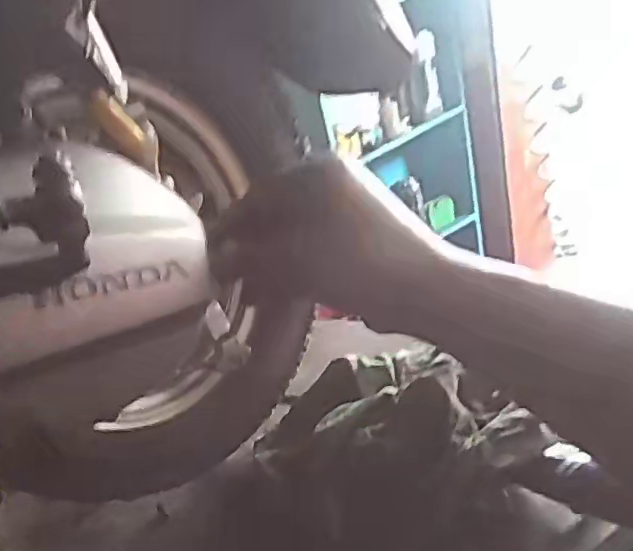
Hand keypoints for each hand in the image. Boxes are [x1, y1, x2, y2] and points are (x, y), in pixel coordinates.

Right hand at [212, 156, 456, 328]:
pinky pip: (319, 248)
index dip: (229, 229)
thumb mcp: (295, 263)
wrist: (422, 289)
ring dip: (272, 264)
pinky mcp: (364, 237)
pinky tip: (286, 293)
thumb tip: (217, 259)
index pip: (256, 196)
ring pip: (297, 235)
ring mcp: (351, 208)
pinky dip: (298, 269)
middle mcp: (333, 181)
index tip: (209, 255)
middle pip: (277, 215)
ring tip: (253, 295)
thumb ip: (251, 259)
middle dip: (250, 251)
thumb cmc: (355, 266)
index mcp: (314, 172)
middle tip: (229, 280)